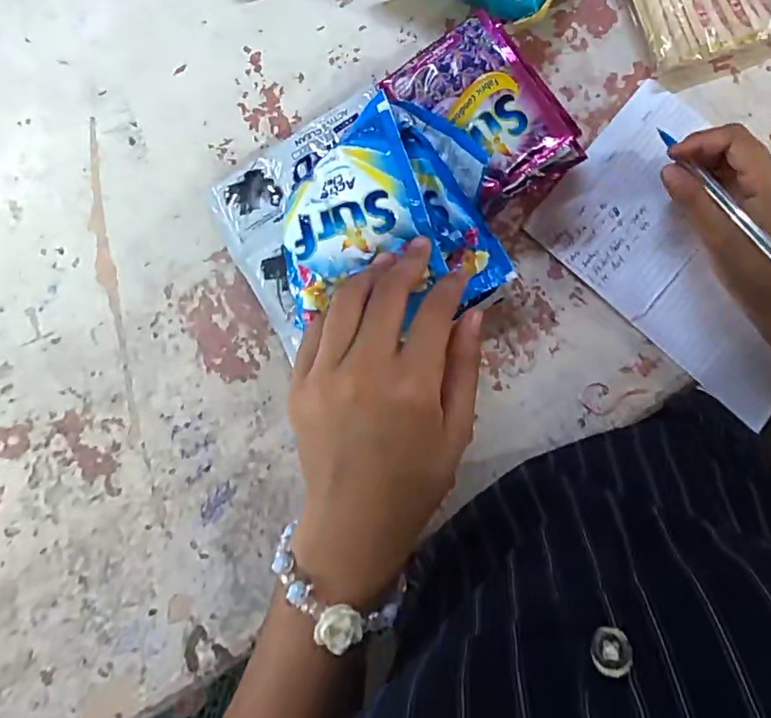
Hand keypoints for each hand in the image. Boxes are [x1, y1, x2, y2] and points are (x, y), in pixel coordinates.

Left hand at [288, 239, 481, 606]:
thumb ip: (465, 366)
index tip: (458, 269)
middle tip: (421, 247)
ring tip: (387, 261)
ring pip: (346, 301)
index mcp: (411, 385)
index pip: (433, 312)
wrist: (352, 523)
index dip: (449, 283)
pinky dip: (335, 305)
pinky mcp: (299, 383)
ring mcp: (324, 374)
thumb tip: (472, 311)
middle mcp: (364, 370)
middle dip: (408, 264)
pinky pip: (314, 328)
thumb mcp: (456, 430)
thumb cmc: (415, 481)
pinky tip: (351, 296)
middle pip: (386, 295)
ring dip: (369, 274)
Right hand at [661, 124, 770, 313]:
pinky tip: (696, 197)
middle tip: (673, 170)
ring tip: (681, 183)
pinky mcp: (765, 206)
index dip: (699, 141)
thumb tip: (669, 169)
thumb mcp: (717, 234)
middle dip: (701, 151)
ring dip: (705, 165)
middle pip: (735, 146)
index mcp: (770, 180)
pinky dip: (714, 181)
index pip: (734, 139)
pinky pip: (737, 180)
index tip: (671, 159)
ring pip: (735, 162)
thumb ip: (692, 197)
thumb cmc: (753, 270)